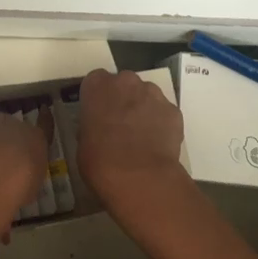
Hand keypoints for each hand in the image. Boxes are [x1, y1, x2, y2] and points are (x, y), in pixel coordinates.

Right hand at [77, 69, 188, 212]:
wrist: (139, 177)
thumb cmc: (100, 161)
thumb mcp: (83, 143)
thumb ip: (91, 126)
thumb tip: (100, 130)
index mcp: (98, 85)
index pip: (96, 81)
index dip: (98, 98)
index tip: (98, 114)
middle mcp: (126, 81)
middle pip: (124, 84)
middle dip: (123, 99)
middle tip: (120, 125)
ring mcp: (153, 93)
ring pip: (147, 95)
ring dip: (143, 109)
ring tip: (141, 136)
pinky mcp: (174, 110)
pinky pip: (164, 113)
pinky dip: (161, 124)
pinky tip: (157, 145)